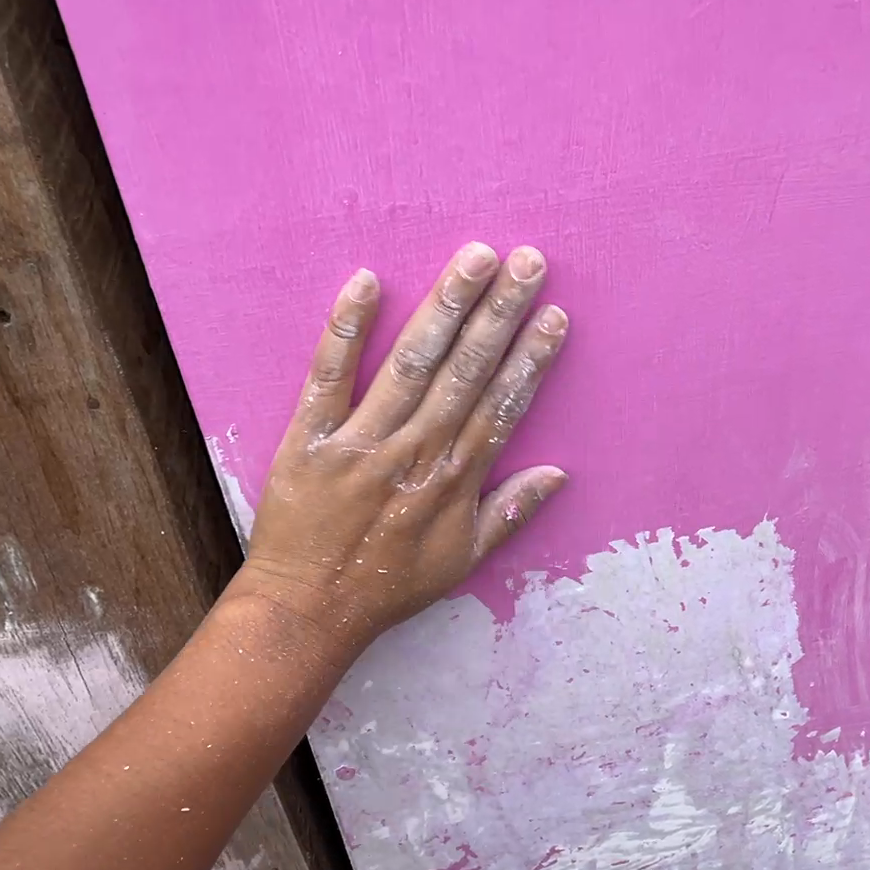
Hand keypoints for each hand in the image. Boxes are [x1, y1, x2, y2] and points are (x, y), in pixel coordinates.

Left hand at [231, 242, 568, 656]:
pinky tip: (367, 282)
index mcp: (454, 480)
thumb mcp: (463, 561)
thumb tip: (559, 474)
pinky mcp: (310, 438)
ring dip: (446, 307)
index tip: (554, 315)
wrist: (310, 609)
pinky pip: (329, 376)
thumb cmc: (389, 587)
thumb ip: (511, 513)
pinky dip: (346, 329)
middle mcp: (415, 452)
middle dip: (500, 314)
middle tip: (526, 262)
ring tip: (474, 259)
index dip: (531, 359)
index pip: (502, 406)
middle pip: (466, 371)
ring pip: (412, 363)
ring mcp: (362, 442)